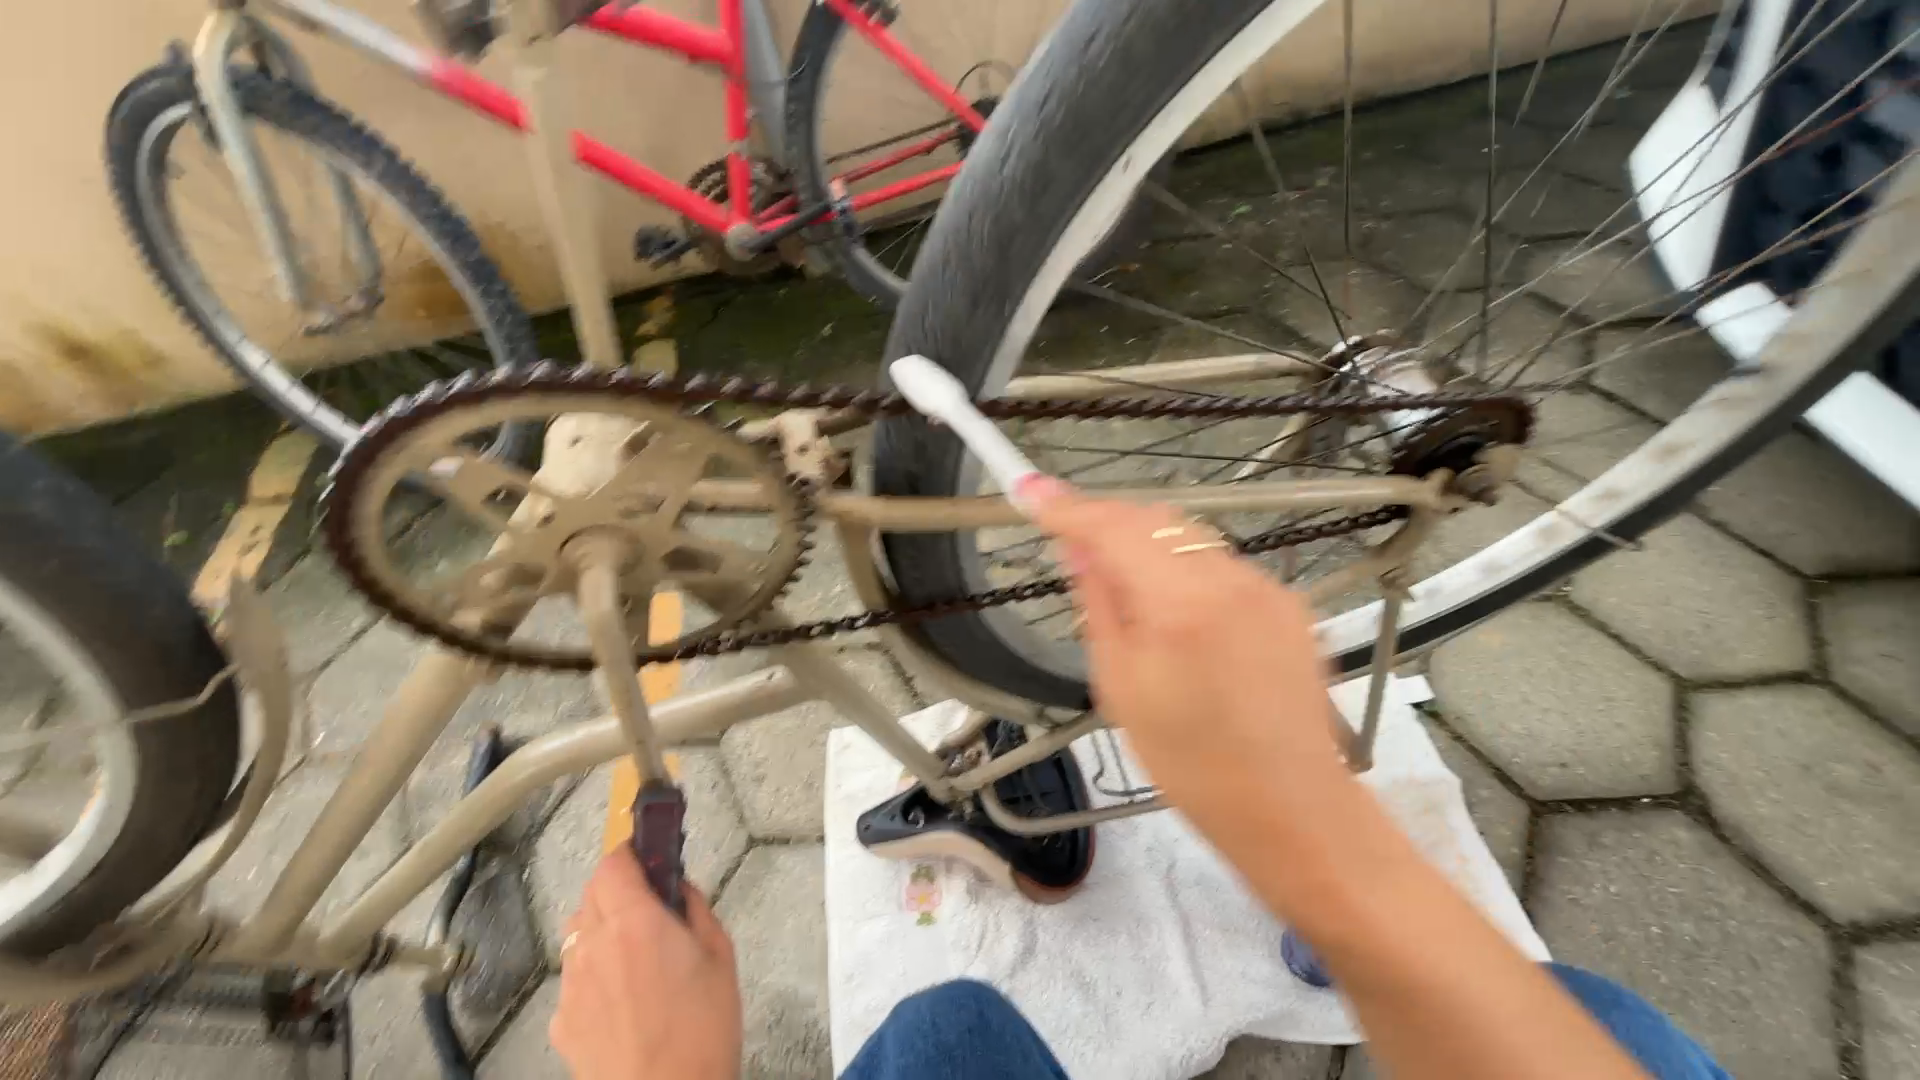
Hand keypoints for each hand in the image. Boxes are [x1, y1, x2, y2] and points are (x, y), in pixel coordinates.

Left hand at [550, 850, 740, 1079]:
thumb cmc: (704, 1027)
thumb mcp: (719, 954)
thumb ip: (694, 909)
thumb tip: (677, 888)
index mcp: (634, 923)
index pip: (612, 864)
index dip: (630, 854)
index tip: (650, 858)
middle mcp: (593, 946)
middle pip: (592, 894)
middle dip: (618, 888)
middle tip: (652, 906)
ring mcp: (571, 987)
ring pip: (579, 933)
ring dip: (602, 927)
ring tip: (637, 956)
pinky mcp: (561, 1023)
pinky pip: (574, 977)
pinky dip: (594, 971)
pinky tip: (624, 1000)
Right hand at [1021, 477, 1351, 834]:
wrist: (1288, 805)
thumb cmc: (1188, 761)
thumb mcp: (1119, 686)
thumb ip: (1099, 604)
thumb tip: (1078, 548)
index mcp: (1180, 605)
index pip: (1112, 528)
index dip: (1065, 506)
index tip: (1027, 489)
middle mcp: (1230, 580)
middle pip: (1155, 520)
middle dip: (1108, 523)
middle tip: (1073, 548)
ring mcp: (1267, 588)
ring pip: (1189, 539)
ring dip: (1148, 547)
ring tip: (1127, 592)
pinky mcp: (1289, 603)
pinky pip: (1221, 567)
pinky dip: (1187, 572)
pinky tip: (1179, 616)